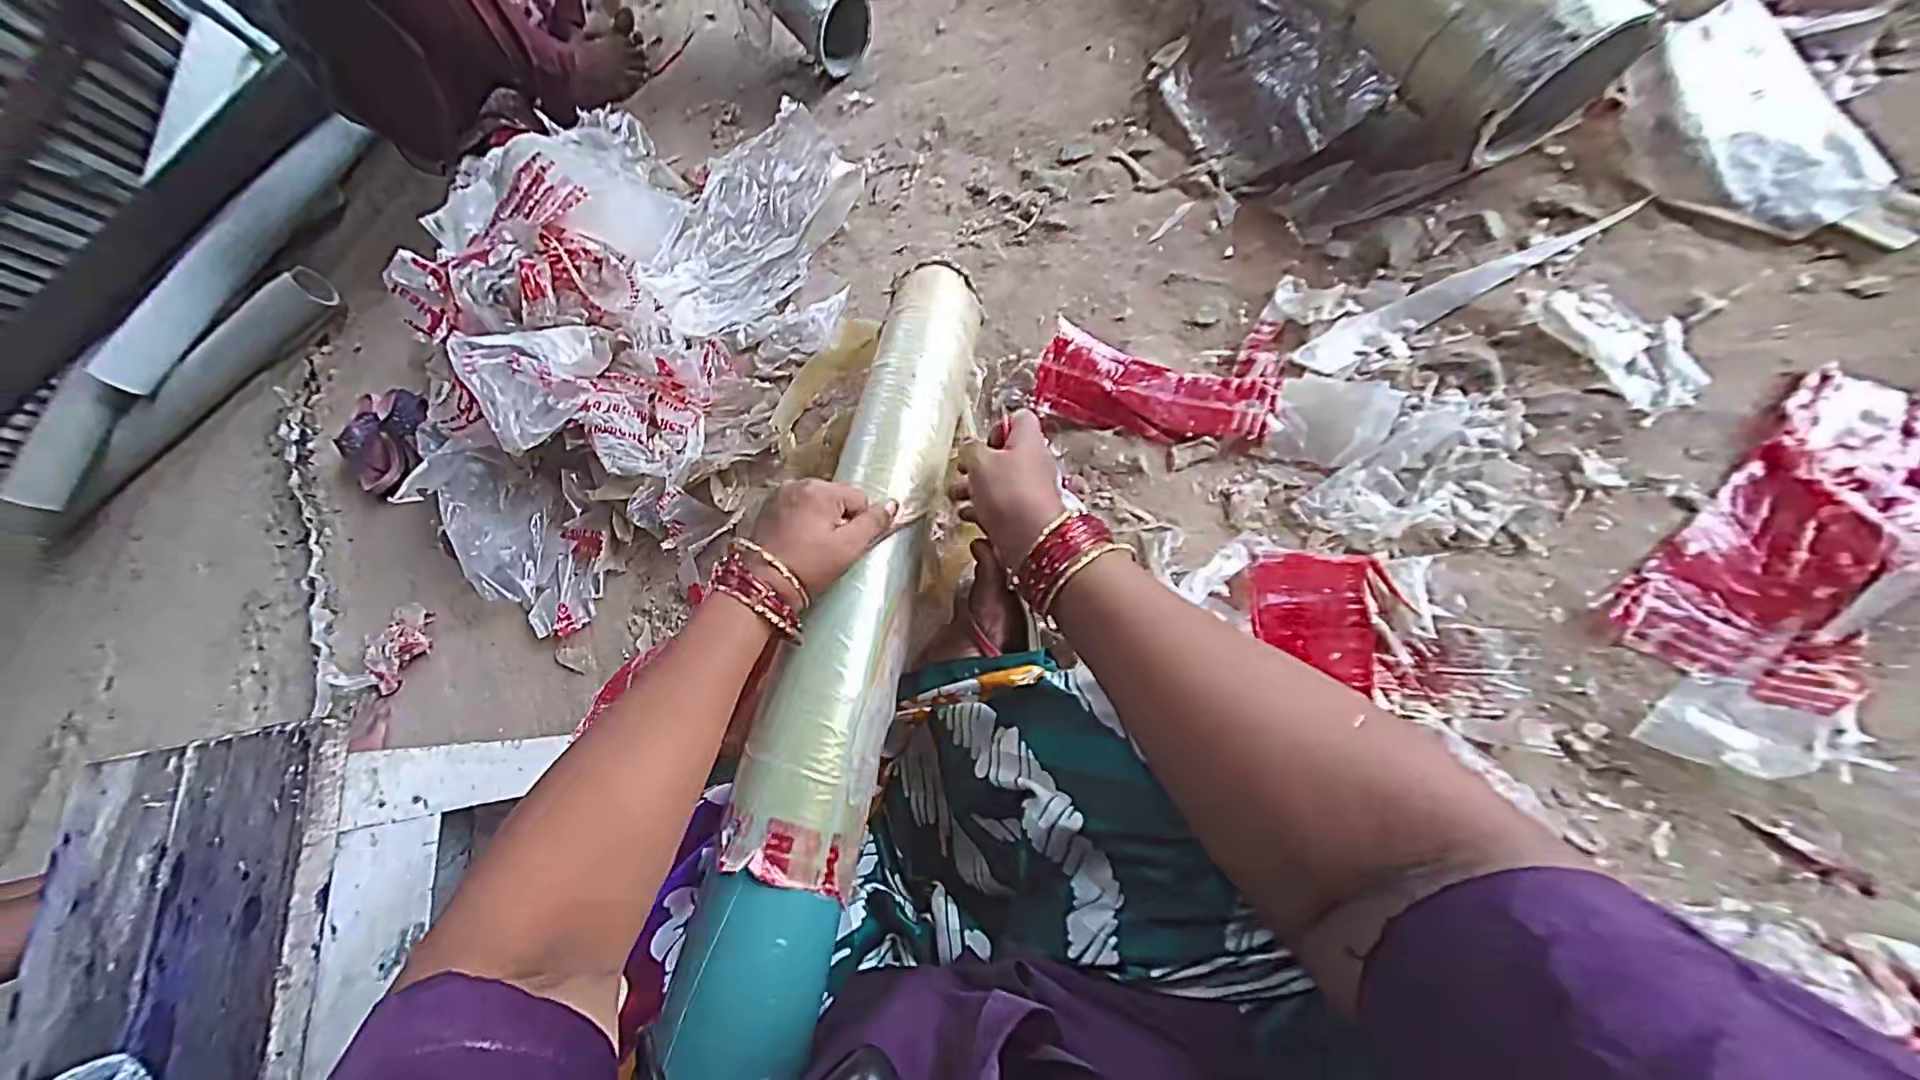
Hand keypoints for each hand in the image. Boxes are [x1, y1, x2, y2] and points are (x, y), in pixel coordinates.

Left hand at [747, 479, 896, 602]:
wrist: (765, 584)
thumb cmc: (811, 566)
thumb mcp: (849, 547)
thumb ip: (873, 523)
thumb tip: (892, 504)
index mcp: (822, 489)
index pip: (859, 498)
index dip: (859, 523)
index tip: (846, 545)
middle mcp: (800, 483)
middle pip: (837, 497)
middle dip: (840, 519)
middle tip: (829, 547)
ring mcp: (781, 494)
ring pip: (818, 503)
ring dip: (821, 519)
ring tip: (813, 546)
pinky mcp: (768, 507)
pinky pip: (798, 508)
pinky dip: (803, 520)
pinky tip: (798, 541)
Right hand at [953, 409, 1066, 566]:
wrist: (1033, 540)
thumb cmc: (1007, 492)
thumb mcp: (979, 462)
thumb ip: (969, 449)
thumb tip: (969, 449)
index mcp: (1029, 441)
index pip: (1019, 419)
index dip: (997, 426)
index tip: (981, 444)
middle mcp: (1036, 463)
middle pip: (1005, 454)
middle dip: (978, 464)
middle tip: (961, 473)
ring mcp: (1034, 491)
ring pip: (1001, 482)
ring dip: (976, 489)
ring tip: (955, 497)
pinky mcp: (1028, 515)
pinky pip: (1004, 505)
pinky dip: (985, 509)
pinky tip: (968, 517)